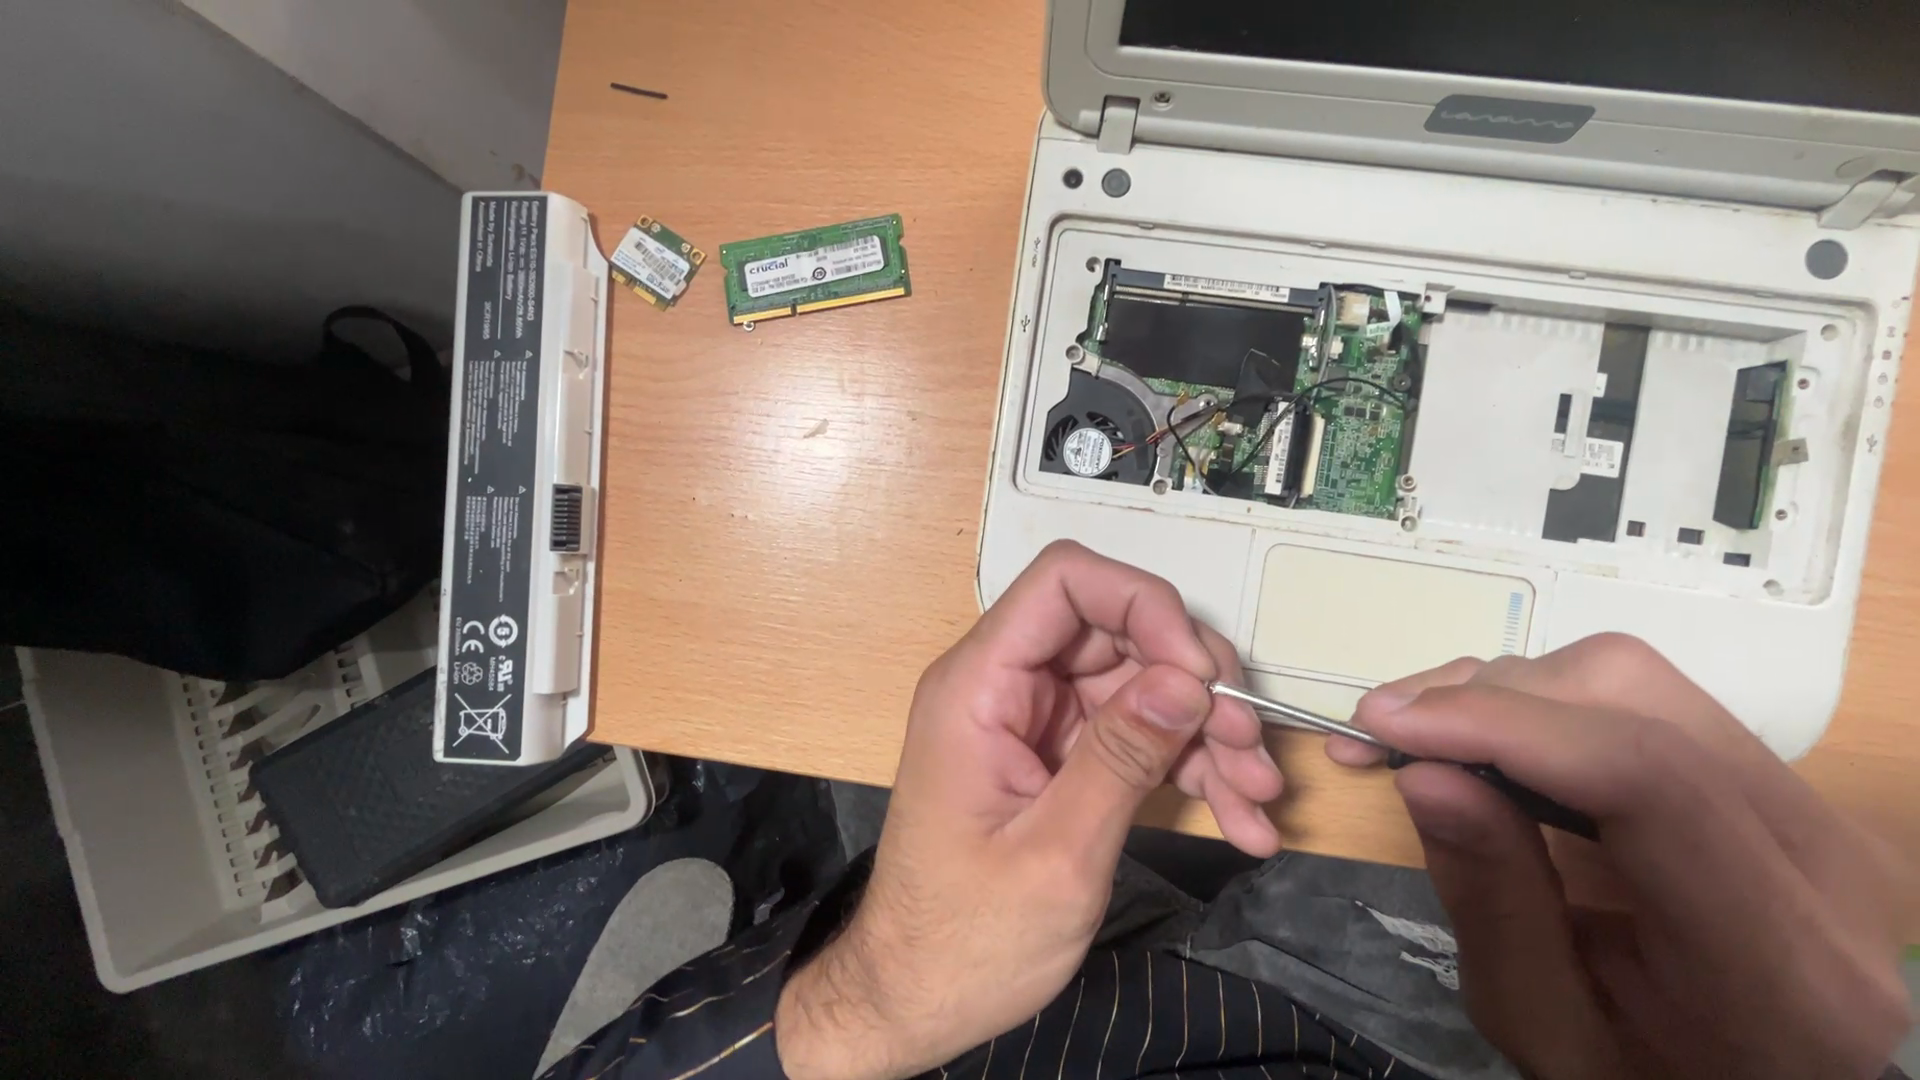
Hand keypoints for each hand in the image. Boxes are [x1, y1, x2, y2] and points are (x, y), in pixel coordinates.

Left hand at [775, 540, 1282, 1079]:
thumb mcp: (1056, 854)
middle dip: (1192, 680)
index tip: (1200, 673)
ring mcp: (1034, 720)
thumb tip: (1186, 676)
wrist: (917, 996)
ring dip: (1205, 732)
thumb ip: (1121, 756)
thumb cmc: (966, 938)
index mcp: (980, 685)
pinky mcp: (1058, 755)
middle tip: (1250, 744)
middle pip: (1114, 631)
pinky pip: (1133, 736)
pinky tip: (1238, 820)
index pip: (1064, 581)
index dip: (1142, 604)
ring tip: (1258, 795)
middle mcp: (1006, 686)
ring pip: (1137, 686)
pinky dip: (1187, 768)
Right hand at [1334, 634, 1914, 1079]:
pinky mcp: (1770, 777)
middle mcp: (1827, 856)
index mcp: (1782, 958)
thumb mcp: (1537, 1019)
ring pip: (1622, 677)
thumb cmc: (1635, 1071)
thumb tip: (1421, 770)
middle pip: (1628, 700)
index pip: (1645, 777)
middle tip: (1380, 734)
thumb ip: (1489, 901)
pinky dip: (1528, 698)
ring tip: (1417, 735)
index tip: (1381, 724)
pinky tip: (1472, 733)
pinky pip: (1630, 694)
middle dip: (1480, 701)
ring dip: (1496, 693)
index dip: (1499, 725)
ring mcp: (1808, 805)